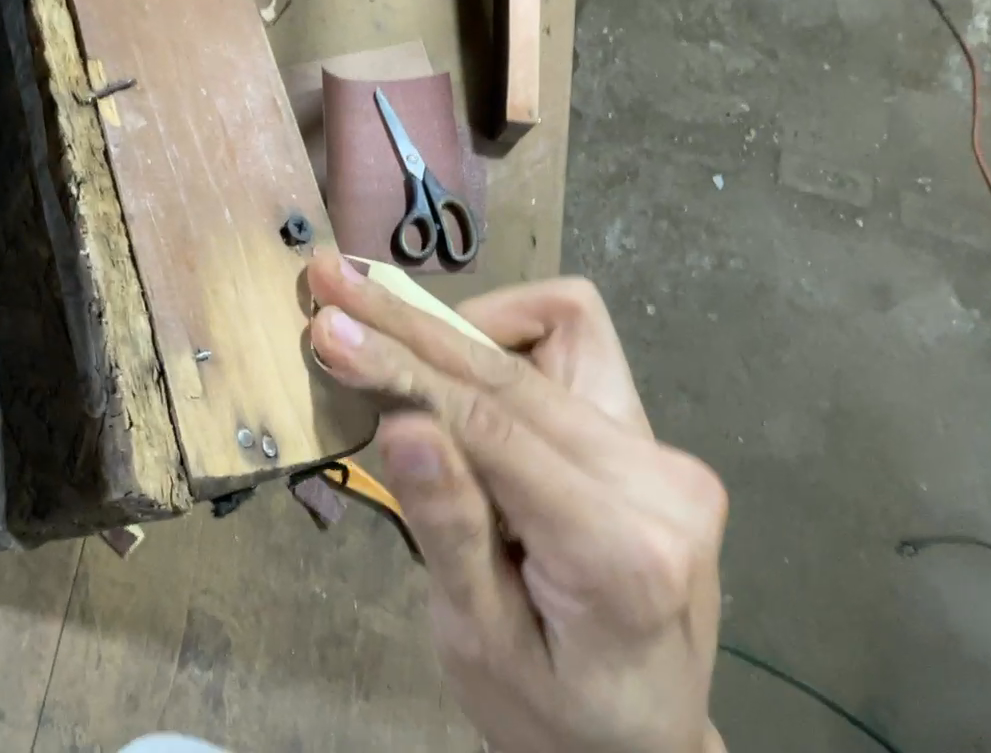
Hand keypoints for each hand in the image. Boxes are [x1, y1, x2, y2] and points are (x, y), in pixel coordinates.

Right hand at [305, 253, 728, 752]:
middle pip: (511, 369)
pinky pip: (572, 341)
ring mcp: (664, 451)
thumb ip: (447, 528)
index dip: (400, 367)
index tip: (327, 325)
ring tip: (383, 334)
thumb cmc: (547, 709)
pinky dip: (504, 336)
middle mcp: (660, 481)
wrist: (641, 739)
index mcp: (620, 551)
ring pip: (553, 329)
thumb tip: (401, 424)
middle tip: (334, 283)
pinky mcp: (649, 434)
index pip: (490, 426)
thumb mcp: (477, 640)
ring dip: (457, 325)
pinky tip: (456, 368)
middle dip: (409, 324)